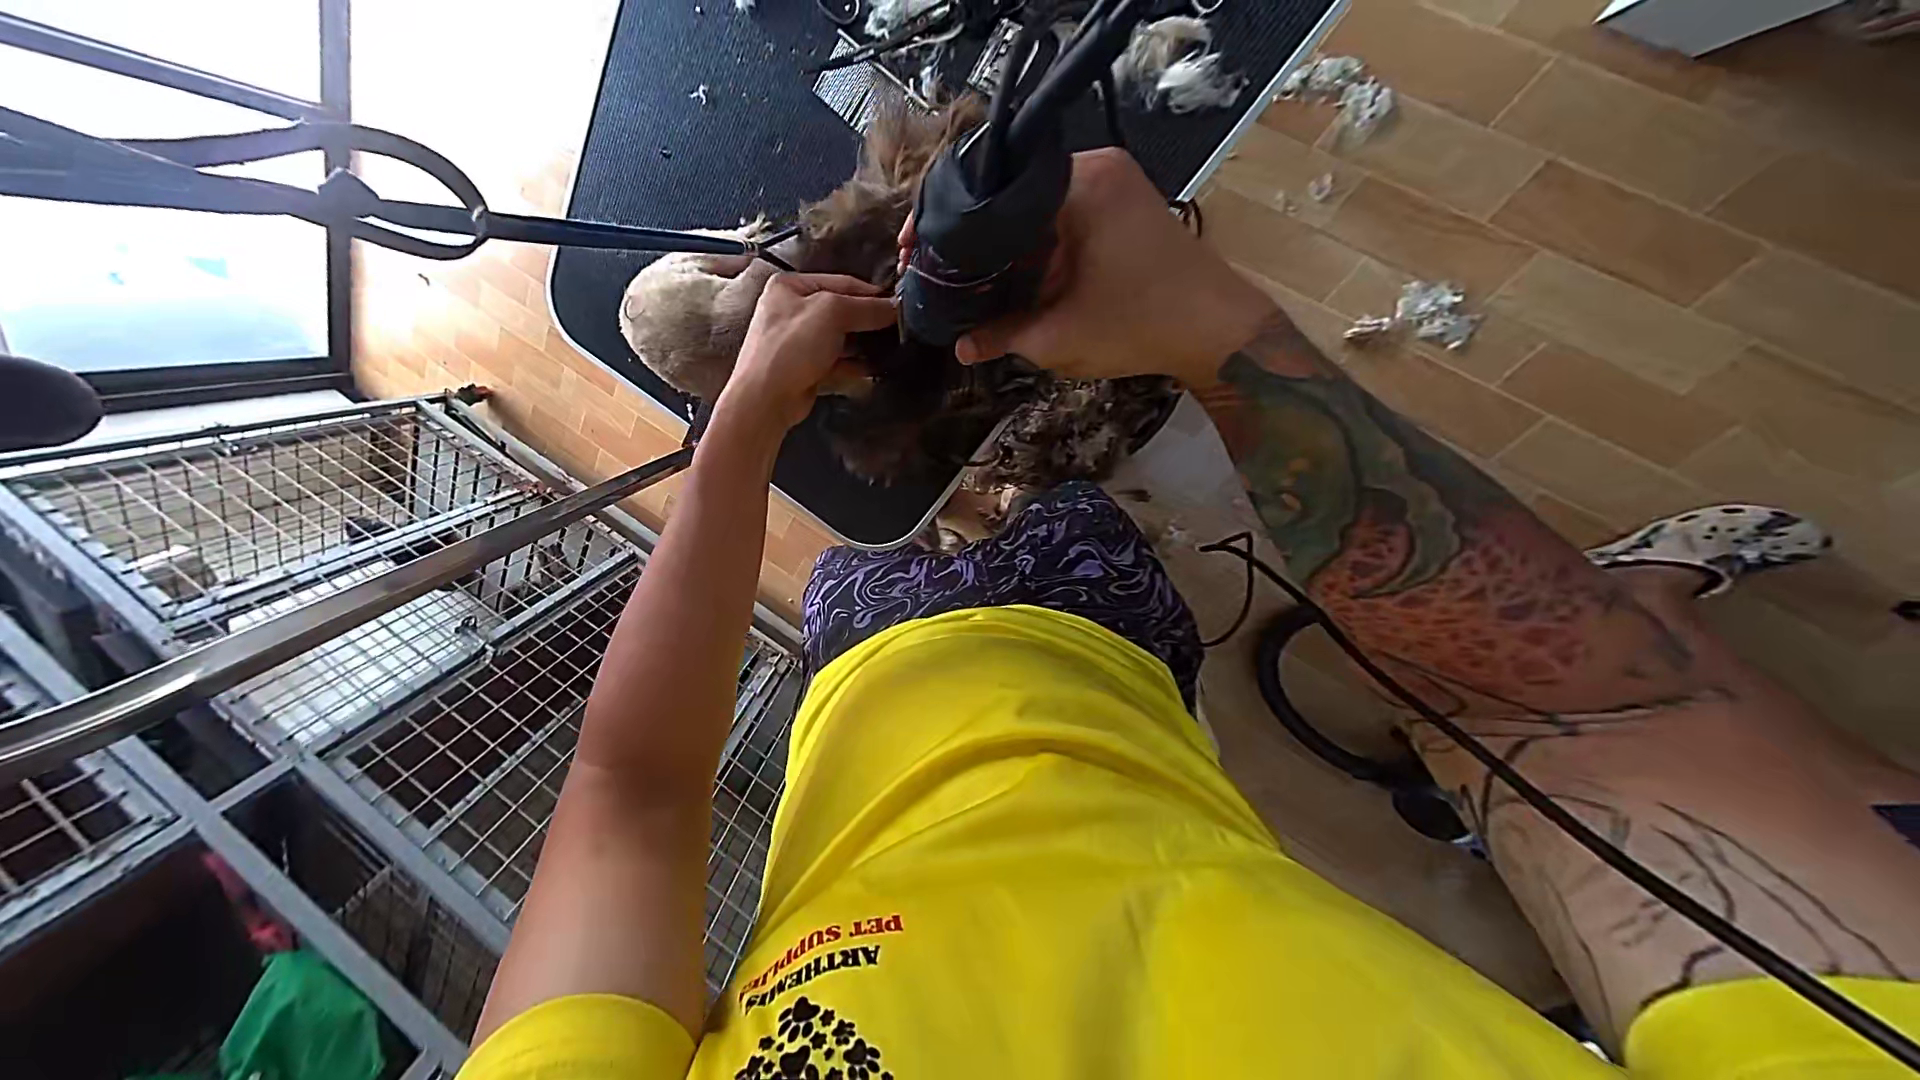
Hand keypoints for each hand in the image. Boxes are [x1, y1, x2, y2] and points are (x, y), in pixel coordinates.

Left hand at [715, 272, 898, 431]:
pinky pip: (838, 360)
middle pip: (842, 310)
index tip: (898, 305)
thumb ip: (866, 308)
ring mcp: (799, 341)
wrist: (766, 398)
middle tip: (898, 327)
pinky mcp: (807, 367)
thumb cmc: (792, 346)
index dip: (872, 293)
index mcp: (791, 285)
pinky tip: (875, 366)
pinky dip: (856, 363)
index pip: (842, 283)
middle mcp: (793, 310)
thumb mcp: (832, 313)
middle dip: (869, 319)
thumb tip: (895, 308)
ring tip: (891, 346)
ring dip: (865, 342)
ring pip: (841, 336)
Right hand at [905, 149, 1277, 385]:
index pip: (989, 193)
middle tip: (936, 273)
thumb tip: (959, 347)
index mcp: (1076, 185)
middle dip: (972, 241)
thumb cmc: (1139, 327)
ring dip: (1004, 249)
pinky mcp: (1120, 208)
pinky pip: (1061, 221)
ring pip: (1034, 212)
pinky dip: (1036, 250)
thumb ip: (1001, 336)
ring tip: (966, 282)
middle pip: (1009, 199)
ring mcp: (1111, 185)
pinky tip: (1012, 279)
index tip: (915, 255)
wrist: (1217, 332)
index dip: (944, 228)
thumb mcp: (1058, 337)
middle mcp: (1093, 169)